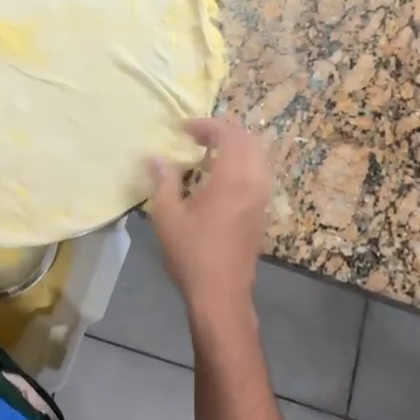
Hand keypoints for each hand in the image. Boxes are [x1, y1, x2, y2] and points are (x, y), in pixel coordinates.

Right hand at [148, 118, 272, 313]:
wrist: (220, 293)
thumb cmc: (191, 253)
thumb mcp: (166, 215)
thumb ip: (163, 181)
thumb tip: (156, 158)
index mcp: (231, 180)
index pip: (229, 135)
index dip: (207, 125)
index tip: (183, 129)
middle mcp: (254, 184)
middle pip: (249, 141)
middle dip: (224, 131)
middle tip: (196, 135)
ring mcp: (262, 199)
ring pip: (259, 157)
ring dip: (236, 146)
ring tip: (208, 151)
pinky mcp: (263, 213)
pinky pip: (259, 174)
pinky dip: (243, 163)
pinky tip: (220, 175)